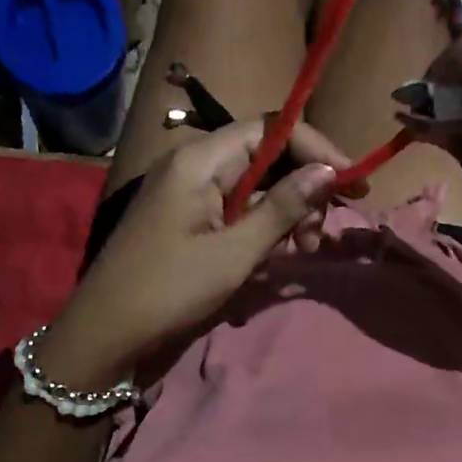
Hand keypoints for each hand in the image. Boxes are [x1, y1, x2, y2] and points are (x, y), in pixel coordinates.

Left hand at [38, 120, 349, 389]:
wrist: (108, 332)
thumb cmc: (170, 290)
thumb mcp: (235, 253)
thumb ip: (283, 209)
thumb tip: (329, 173)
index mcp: (199, 160)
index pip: (271, 130)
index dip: (317, 151)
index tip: (353, 184)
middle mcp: (192, 165)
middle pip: (265, 160)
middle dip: (300, 195)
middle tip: (314, 241)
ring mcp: (186, 193)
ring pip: (253, 191)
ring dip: (281, 220)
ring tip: (294, 258)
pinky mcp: (184, 220)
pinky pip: (233, 213)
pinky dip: (256, 234)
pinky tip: (264, 264)